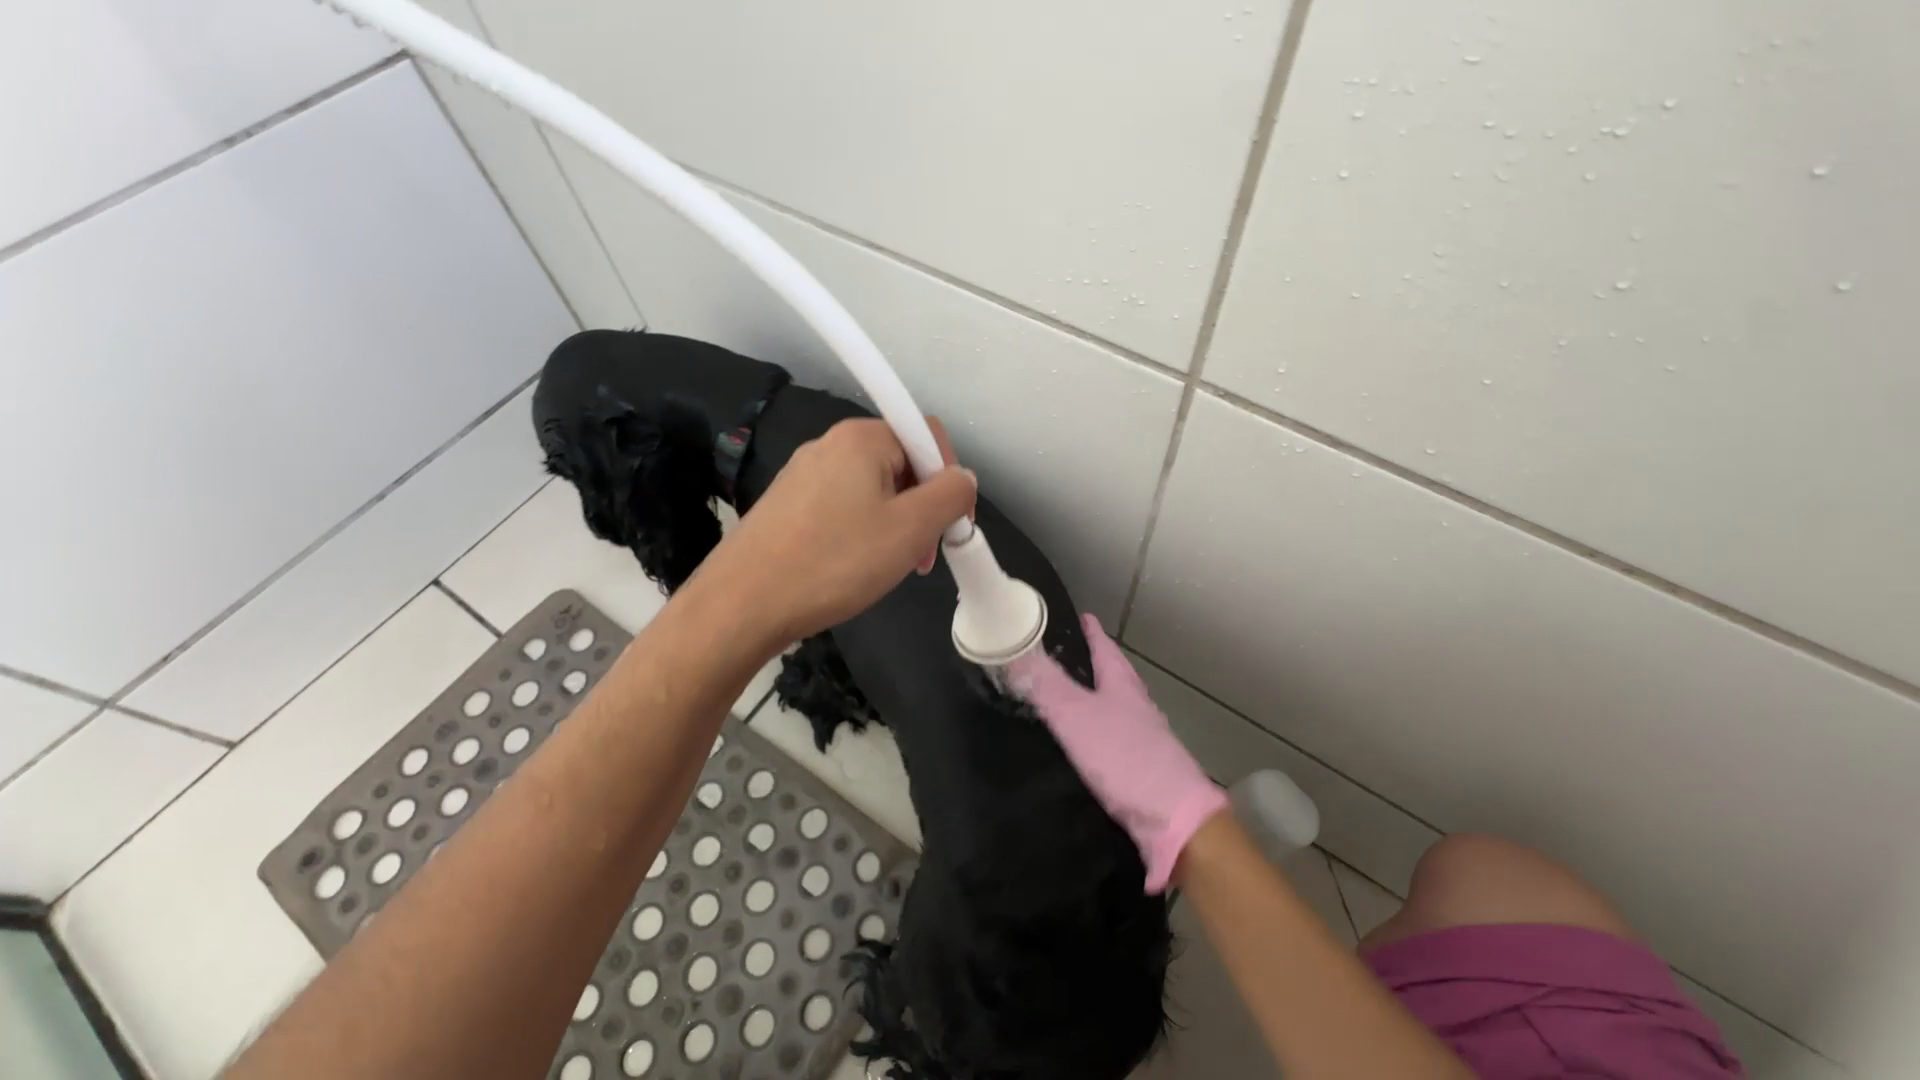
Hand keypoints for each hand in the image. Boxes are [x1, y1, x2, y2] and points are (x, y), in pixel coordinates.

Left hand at [701, 417, 975, 644]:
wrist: (743, 603)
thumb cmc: (835, 562)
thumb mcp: (910, 529)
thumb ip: (950, 495)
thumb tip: (963, 477)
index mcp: (861, 438)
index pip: (927, 435)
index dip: (950, 478)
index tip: (950, 526)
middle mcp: (829, 445)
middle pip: (899, 462)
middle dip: (921, 506)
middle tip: (921, 556)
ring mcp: (802, 474)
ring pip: (871, 489)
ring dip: (893, 524)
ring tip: (887, 568)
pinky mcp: (786, 504)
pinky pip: (841, 507)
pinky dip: (860, 532)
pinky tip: (850, 568)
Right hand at [1007, 614, 1228, 892]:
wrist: (1172, 817)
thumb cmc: (1125, 758)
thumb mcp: (1077, 717)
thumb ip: (1046, 686)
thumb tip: (1015, 651)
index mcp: (1123, 687)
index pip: (1105, 649)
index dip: (1091, 632)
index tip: (1081, 616)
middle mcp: (1137, 707)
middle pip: (1114, 676)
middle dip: (1093, 664)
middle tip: (1068, 655)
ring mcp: (1143, 739)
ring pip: (1116, 708)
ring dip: (1095, 699)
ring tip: (1069, 697)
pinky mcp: (1141, 769)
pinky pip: (1114, 739)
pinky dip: (1097, 732)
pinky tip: (1084, 745)